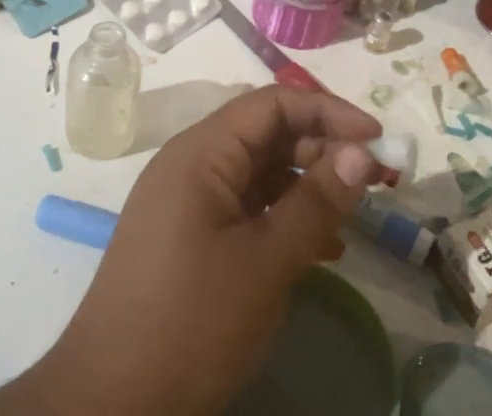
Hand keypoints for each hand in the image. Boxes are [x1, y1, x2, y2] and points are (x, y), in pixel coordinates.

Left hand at [0, 86, 383, 414]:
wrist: (113, 396)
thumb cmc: (193, 319)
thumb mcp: (267, 261)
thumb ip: (316, 202)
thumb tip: (362, 152)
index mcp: (201, 153)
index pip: (272, 103)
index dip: (328, 111)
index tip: (378, 140)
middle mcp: (190, 166)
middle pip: (265, 134)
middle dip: (322, 149)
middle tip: (372, 182)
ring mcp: (186, 203)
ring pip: (258, 174)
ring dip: (307, 187)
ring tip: (352, 217)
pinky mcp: (188, 238)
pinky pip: (244, 209)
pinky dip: (283, 218)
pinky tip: (320, 250)